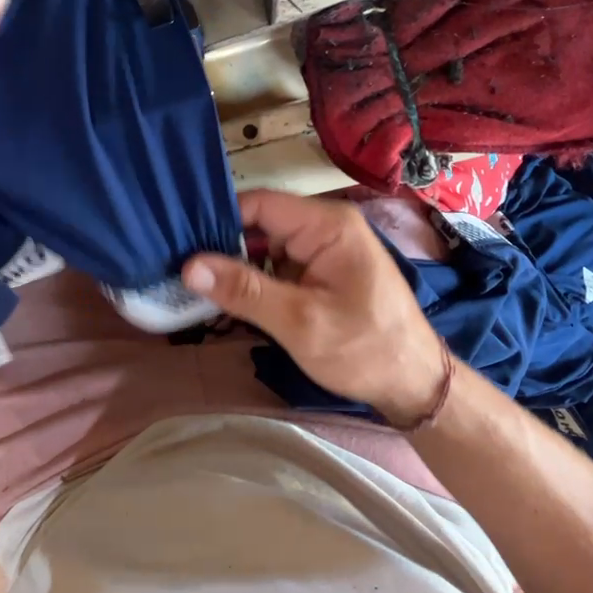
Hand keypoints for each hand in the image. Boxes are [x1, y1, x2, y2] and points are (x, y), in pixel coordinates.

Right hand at [184, 190, 447, 424]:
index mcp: (327, 224)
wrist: (417, 389)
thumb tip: (188, 267)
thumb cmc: (365, 351)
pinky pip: (274, 266)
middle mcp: (324, 227)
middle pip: (257, 224)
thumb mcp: (300, 322)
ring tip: (188, 282)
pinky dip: (249, 281)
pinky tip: (220, 296)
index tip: (177, 241)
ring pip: (261, 247)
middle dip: (219, 245)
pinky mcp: (318, 272)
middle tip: (175, 266)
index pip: (257, 204)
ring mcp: (322, 250)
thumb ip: (244, 291)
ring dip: (232, 266)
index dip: (216, 219)